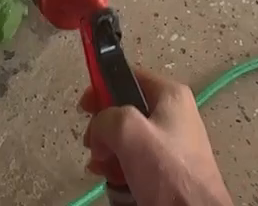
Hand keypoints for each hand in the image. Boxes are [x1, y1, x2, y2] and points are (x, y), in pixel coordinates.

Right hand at [83, 69, 232, 205]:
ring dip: (110, 153)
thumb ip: (105, 117)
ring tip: (105, 169)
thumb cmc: (167, 170)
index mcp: (170, 94)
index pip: (128, 76)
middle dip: (104, 129)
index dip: (102, 87)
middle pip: (124, 110)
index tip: (85, 108)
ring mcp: (171, 145)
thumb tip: (99, 131)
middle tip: (97, 147)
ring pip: (128, 140)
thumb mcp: (129, 131)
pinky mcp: (168, 171)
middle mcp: (173, 115)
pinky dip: (121, 170)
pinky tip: (115, 180)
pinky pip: (136, 162)